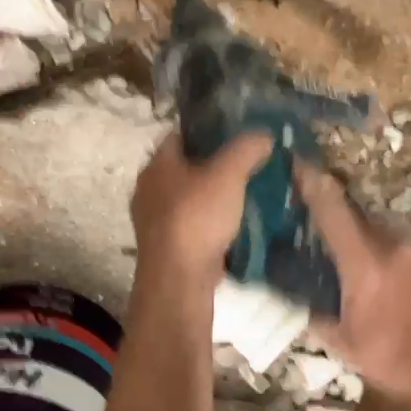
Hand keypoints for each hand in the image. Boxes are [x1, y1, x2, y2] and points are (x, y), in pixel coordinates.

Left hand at [130, 131, 273, 285]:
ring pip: (186, 201)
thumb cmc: (197, 217)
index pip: (177, 136)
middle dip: (210, 168)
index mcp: (157, 165)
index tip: (233, 136)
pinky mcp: (164, 248)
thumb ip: (245, 150)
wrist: (178, 277)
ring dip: (209, 199)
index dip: (204, 133)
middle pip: (181, 170)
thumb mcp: (228, 174)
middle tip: (243, 167)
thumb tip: (263, 135)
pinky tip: (231, 228)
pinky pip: (189, 228)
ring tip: (242, 197)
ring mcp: (153, 222)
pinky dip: (207, 226)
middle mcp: (148, 190)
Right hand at [295, 163, 410, 407]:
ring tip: (371, 279)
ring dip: (374, 248)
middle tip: (333, 251)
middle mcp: (397, 246)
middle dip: (344, 231)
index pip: (333, 214)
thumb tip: (299, 302)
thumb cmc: (399, 364)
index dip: (312, 185)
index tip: (297, 162)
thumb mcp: (347, 348)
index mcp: (367, 268)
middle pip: (360, 222)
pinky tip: (400, 287)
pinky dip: (399, 259)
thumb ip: (319, 318)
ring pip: (387, 235)